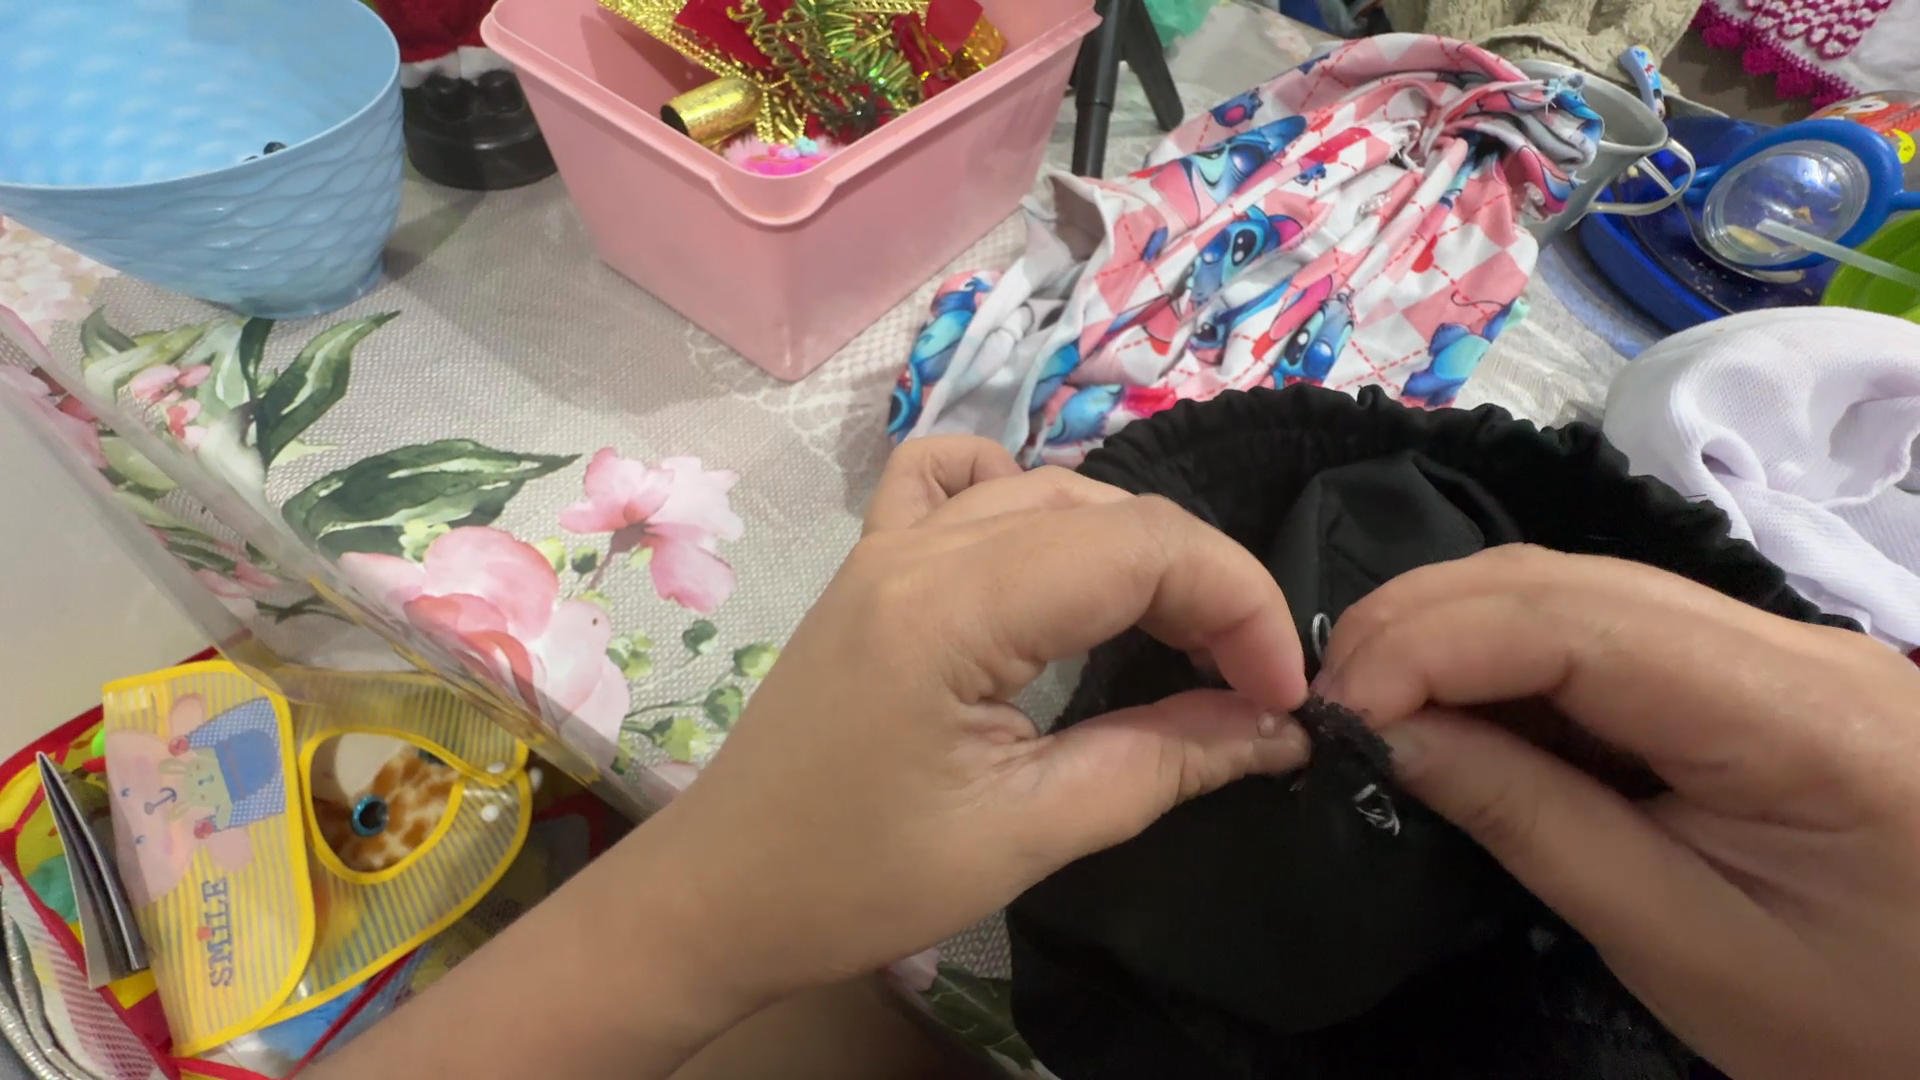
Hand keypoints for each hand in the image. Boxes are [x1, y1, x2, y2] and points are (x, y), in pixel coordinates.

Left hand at [645, 435, 1311, 1011]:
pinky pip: (948, 477)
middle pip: (1104, 513)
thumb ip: (1164, 762)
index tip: (1282, 694)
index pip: (1139, 549)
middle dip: (1200, 583)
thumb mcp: (1028, 833)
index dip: (1240, 605)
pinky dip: (1014, 489)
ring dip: (1128, 545)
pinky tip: (1037, 543)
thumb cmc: (859, 880)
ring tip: (1167, 624)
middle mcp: (917, 547)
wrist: (724, 888)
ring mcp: (887, 543)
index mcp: (950, 607)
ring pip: (1044, 490)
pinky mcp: (872, 561)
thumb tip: (1276, 727)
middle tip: (1241, 678)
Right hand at [1312, 545, 1919, 1079]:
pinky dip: (1479, 647)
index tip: (1338, 712)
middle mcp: (1784, 640)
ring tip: (1370, 691)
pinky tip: (1442, 694)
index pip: (1567, 623)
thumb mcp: (1683, 945)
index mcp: (1802, 718)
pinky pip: (1571, 621)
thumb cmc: (1878, 1033)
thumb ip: (1522, 818)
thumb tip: (1381, 735)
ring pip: (1549, 583)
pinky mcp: (1726, 662)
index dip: (1424, 647)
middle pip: (1546, 578)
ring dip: (1435, 625)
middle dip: (1409, 622)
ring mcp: (1757, 640)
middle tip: (1332, 695)